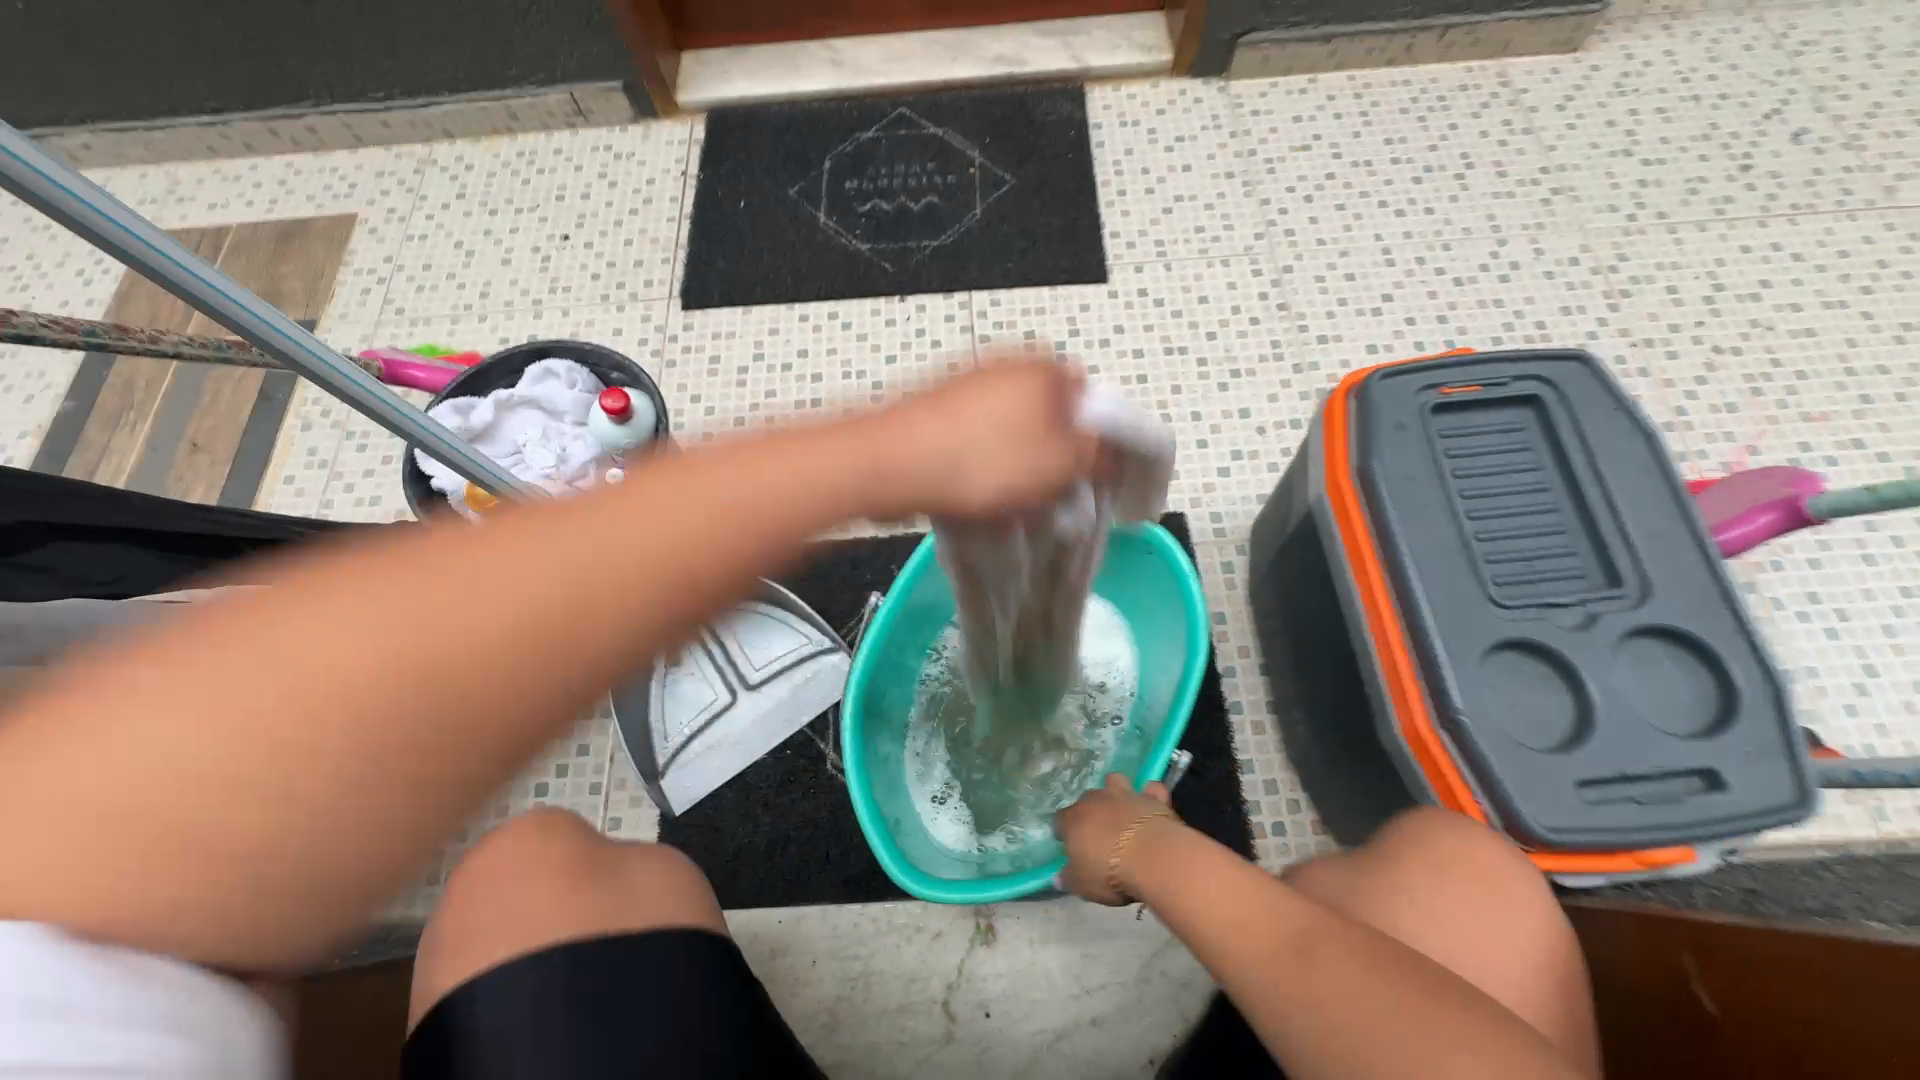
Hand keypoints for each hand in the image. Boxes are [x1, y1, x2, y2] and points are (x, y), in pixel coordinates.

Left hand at [866, 354, 1092, 519]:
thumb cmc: (979, 463)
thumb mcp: (1057, 466)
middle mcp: (1004, 365)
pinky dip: (981, 459)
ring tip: (1011, 497)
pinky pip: (975, 436)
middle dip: (1053, 449)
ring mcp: (965, 384)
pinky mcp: (936, 409)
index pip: (1088, 395)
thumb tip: (1112, 450)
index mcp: (1041, 368)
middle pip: (1048, 410)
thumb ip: (1096, 453)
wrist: (889, 465)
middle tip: (1052, 488)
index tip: (1089, 469)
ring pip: (1010, 427)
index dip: (1094, 435)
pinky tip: (974, 490)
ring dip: (1016, 459)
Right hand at [1054, 773, 1179, 904]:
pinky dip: (1151, 794)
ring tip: (1121, 808)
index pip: (1060, 820)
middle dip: (1090, 811)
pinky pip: (1151, 789)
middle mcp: (1096, 801)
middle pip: (1086, 799)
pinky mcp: (1153, 798)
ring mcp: (1125, 795)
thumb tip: (1058, 878)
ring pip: (1115, 780)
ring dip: (1115, 790)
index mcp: (1073, 820)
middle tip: (1098, 833)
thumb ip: (1069, 878)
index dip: (1064, 831)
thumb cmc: (1109, 873)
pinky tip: (1152, 804)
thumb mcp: (1082, 885)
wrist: (1153, 858)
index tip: (1069, 845)